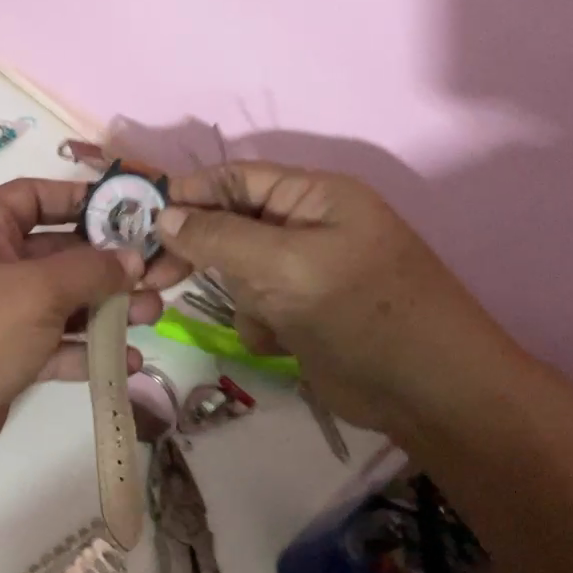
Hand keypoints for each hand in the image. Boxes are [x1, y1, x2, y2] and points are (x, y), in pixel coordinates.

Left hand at [0, 178, 170, 452]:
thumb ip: (91, 269)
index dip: (82, 198)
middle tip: (163, 272)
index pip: (36, 196)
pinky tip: (125, 361)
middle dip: (110, 262)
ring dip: (107, 307)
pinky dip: (87, 350)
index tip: (131, 210)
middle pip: (59, 251)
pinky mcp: (5, 356)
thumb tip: (132, 257)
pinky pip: (54, 344)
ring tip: (154, 314)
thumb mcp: (37, 290)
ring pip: (62, 300)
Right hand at [156, 163, 513, 436]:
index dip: (186, 195)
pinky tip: (277, 343)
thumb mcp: (283, 266)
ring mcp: (307, 271)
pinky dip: (257, 323)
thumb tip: (163, 217)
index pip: (233, 178)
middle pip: (230, 223)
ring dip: (237, 295)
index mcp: (314, 195)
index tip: (138, 222)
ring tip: (260, 319)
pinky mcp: (305, 312)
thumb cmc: (362, 313)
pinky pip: (256, 306)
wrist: (433, 394)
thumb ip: (218, 237)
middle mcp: (308, 225)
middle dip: (200, 251)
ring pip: (237, 269)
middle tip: (155, 278)